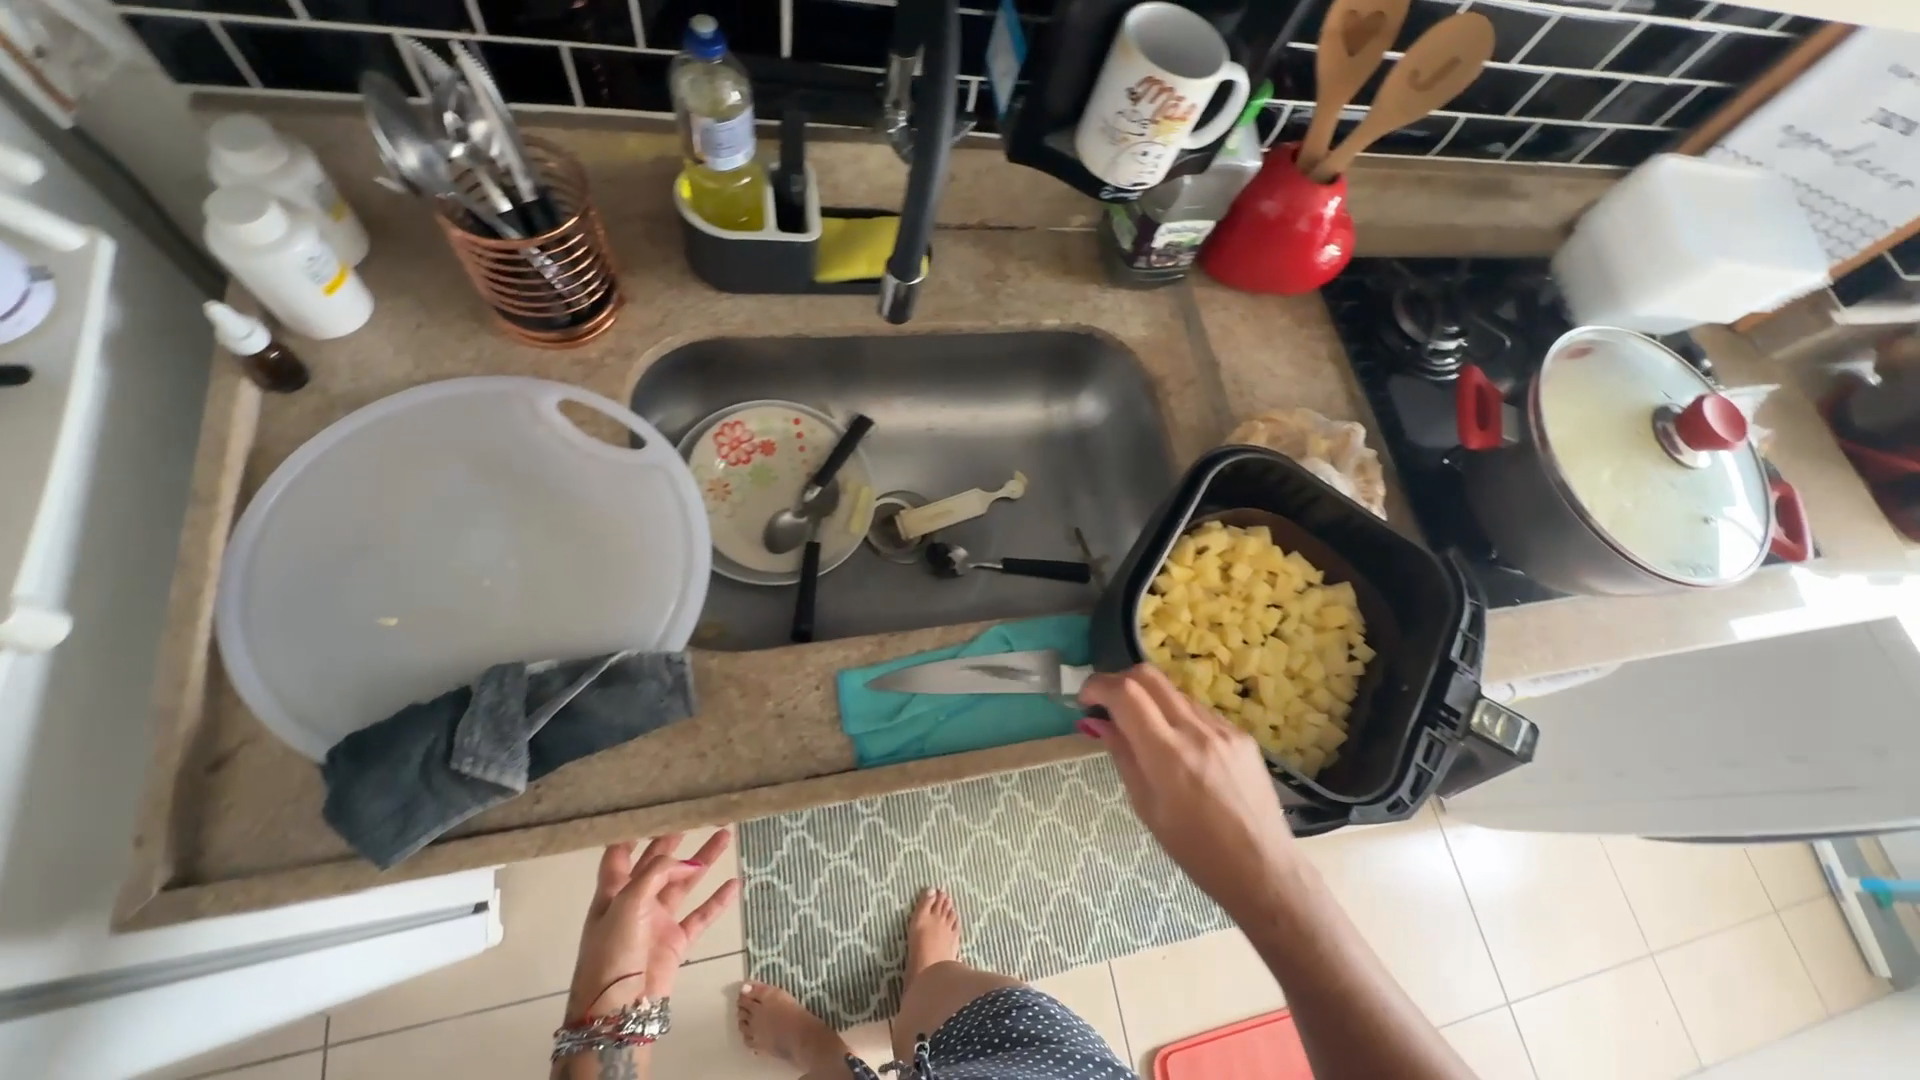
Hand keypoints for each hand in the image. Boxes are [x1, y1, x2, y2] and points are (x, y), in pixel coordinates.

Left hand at [565, 831, 741, 1021]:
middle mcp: (634, 903)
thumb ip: (657, 874)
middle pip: (655, 864)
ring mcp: (657, 922)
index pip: (619, 855)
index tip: (651, 810)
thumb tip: (689, 864)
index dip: (632, 833)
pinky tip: (734, 884)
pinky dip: (717, 901)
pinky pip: (700, 916)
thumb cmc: (611, 952)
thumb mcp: (627, 903)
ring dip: (703, 861)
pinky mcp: (675, 942)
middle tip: (695, 816)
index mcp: (613, 892)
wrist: (617, 1009)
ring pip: (684, 884)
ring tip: (725, 836)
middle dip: (673, 841)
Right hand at [1079, 665, 1298, 917]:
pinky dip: (1177, 716)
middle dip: (1119, 681)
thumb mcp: (1146, 807)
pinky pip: (1199, 711)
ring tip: (1143, 731)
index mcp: (1167, 755)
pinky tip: (1178, 747)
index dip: (1098, 686)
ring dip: (1149, 700)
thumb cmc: (1195, 850)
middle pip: (1149, 676)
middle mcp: (1196, 731)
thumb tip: (1098, 722)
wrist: (1261, 868)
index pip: (1126, 694)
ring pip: (1174, 692)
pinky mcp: (1241, 735)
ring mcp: (1224, 729)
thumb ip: (1122, 756)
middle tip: (1106, 704)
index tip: (1085, 699)